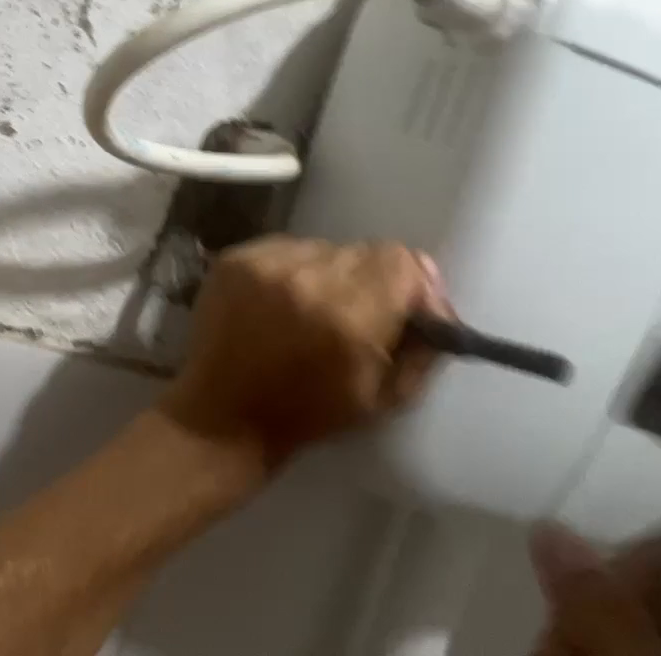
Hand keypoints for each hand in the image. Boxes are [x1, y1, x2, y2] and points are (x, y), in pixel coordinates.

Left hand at [157, 236, 446, 465]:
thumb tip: (436, 307)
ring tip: (316, 308)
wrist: (223, 413)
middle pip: (364, 251)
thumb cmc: (308, 412)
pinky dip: (292, 268)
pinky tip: (282, 300)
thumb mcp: (385, 396)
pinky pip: (284, 247)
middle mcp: (306, 278)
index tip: (411, 309)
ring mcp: (264, 263)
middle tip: (363, 313)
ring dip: (331, 273)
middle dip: (374, 281)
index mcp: (348, 316)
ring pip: (323, 247)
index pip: (401, 260)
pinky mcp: (234, 258)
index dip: (415, 283)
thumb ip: (421, 348)